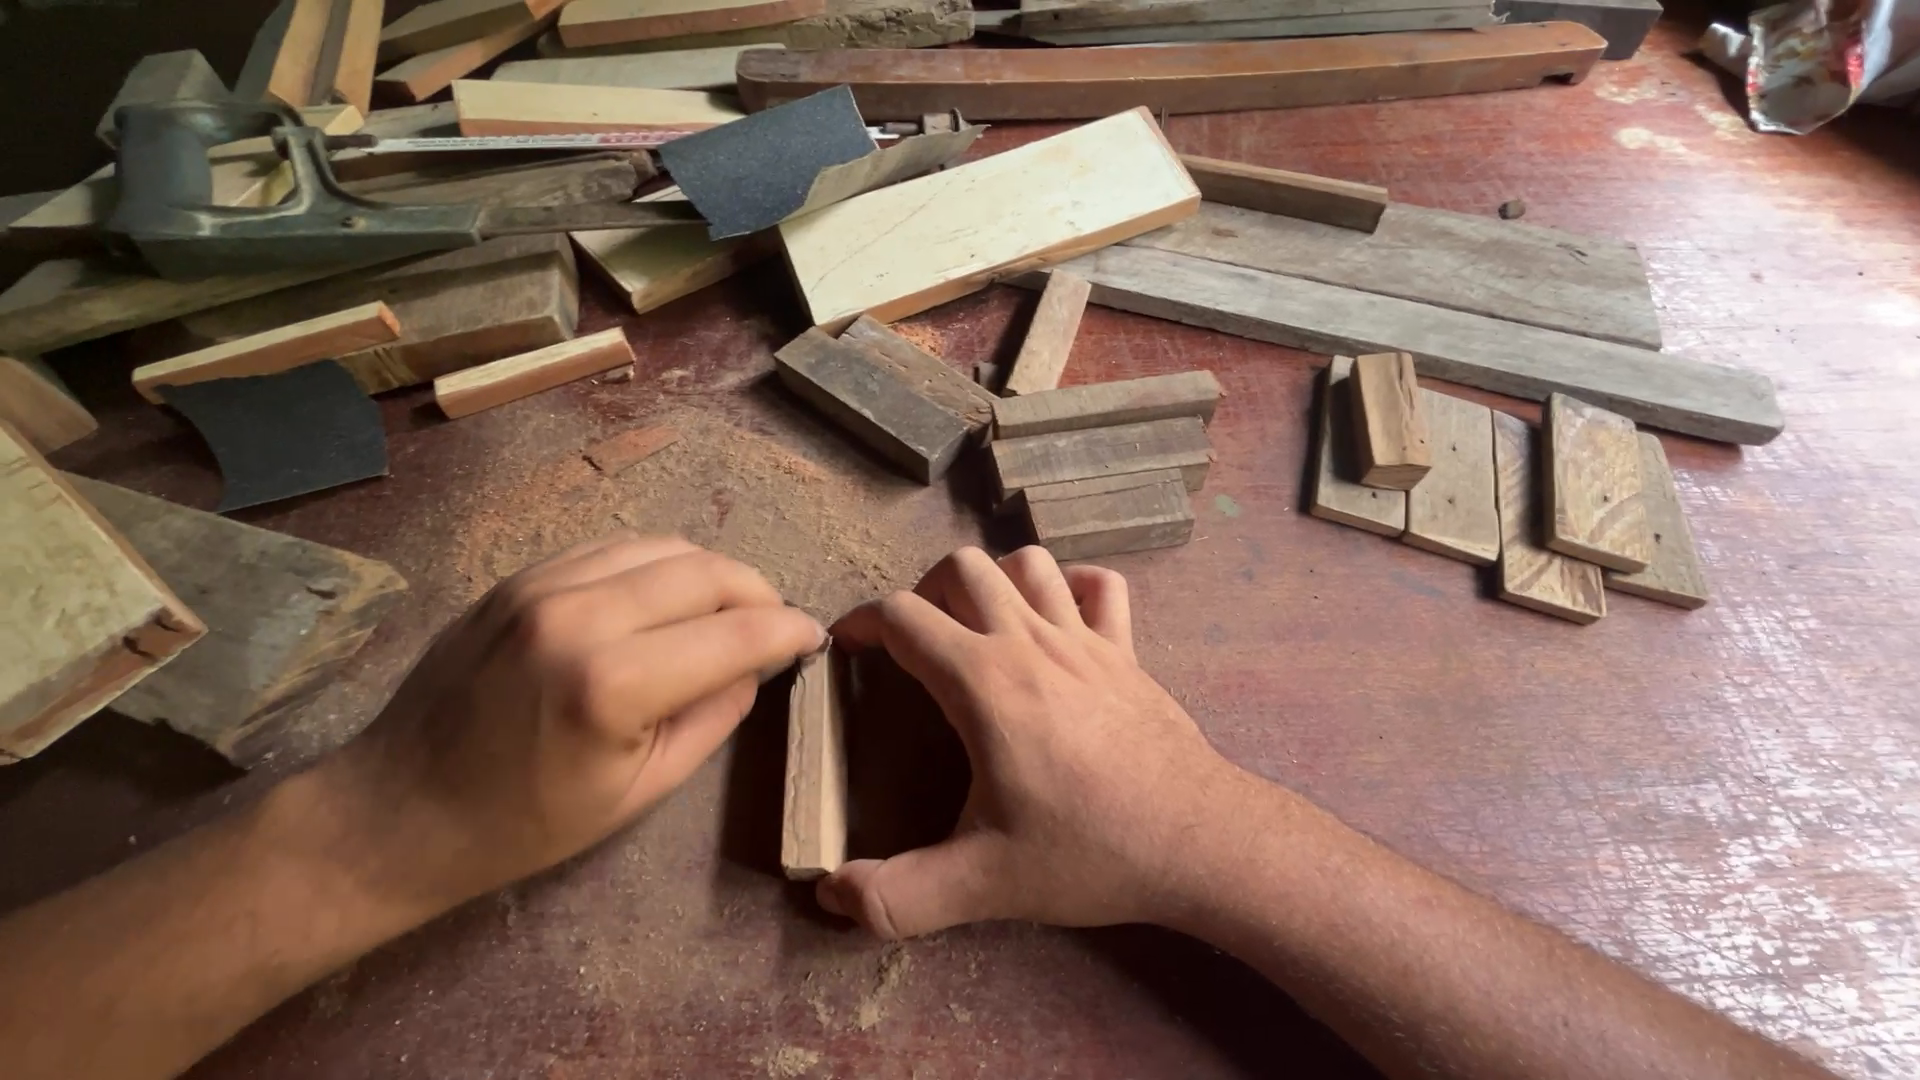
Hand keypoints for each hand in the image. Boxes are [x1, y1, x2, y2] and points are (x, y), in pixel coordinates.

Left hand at [315, 534, 825, 911]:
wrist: (394, 810)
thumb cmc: (524, 822)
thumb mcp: (641, 789)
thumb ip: (714, 716)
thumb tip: (754, 664)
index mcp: (612, 684)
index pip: (736, 633)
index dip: (790, 630)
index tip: (814, 637)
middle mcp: (580, 615)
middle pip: (708, 571)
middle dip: (760, 593)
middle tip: (776, 623)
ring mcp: (543, 584)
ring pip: (667, 546)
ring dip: (713, 574)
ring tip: (725, 610)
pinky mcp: (522, 575)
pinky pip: (618, 548)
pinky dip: (661, 565)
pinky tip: (666, 599)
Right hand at [818, 546, 1247, 938]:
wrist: (1199, 841)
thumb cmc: (1089, 851)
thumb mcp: (983, 884)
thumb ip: (897, 897)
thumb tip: (833, 893)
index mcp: (984, 682)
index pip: (903, 616)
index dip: (861, 623)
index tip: (847, 648)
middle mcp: (1030, 640)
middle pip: (962, 567)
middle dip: (924, 592)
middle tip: (917, 644)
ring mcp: (1085, 637)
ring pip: (1028, 562)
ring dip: (993, 579)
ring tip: (980, 623)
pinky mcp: (1126, 649)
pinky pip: (1100, 585)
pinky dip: (1072, 586)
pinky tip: (1059, 619)